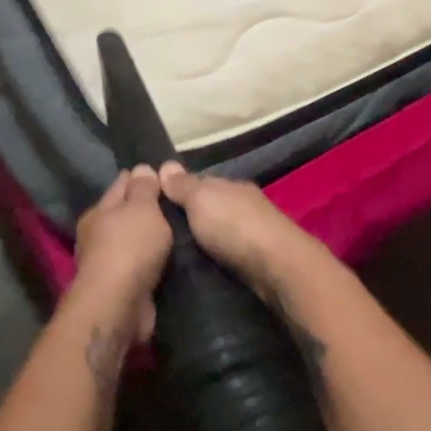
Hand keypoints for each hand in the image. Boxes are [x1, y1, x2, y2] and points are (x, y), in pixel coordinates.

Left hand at [72, 167, 173, 337]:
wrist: (118, 306)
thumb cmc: (130, 248)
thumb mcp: (141, 208)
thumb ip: (143, 188)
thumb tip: (141, 168)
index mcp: (98, 211)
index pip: (122, 184)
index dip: (142, 177)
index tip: (165, 175)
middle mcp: (97, 235)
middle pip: (126, 213)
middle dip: (147, 208)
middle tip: (178, 203)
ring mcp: (107, 262)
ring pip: (133, 241)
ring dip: (151, 238)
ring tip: (180, 231)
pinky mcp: (120, 287)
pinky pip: (140, 265)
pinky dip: (153, 261)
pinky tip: (171, 258)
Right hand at [159, 162, 323, 291]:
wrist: (277, 266)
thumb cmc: (235, 226)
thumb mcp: (202, 200)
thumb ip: (184, 186)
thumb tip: (165, 164)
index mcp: (232, 186)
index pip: (200, 183)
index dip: (177, 190)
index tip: (153, 205)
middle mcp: (243, 205)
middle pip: (210, 207)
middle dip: (189, 218)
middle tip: (158, 234)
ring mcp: (252, 232)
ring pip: (219, 231)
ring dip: (201, 239)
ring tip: (171, 253)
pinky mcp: (256, 259)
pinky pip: (228, 252)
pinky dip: (215, 255)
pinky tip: (199, 265)